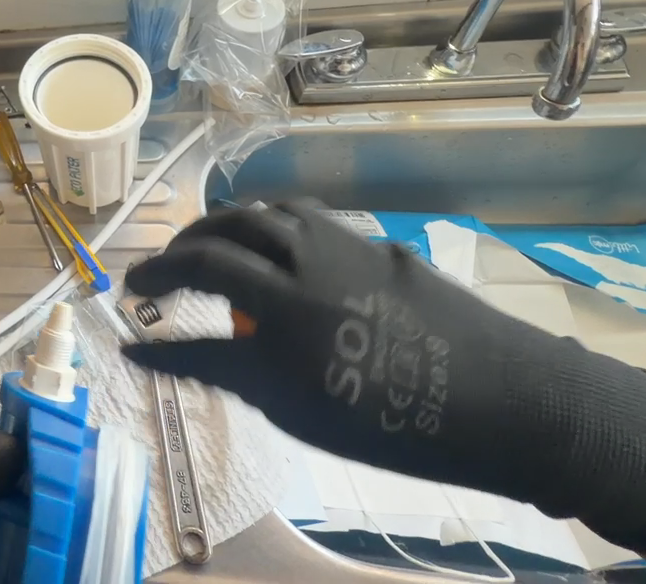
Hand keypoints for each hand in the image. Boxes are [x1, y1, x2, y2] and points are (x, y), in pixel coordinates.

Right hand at [121, 199, 645, 554]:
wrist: (517, 405)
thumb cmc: (404, 430)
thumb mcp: (305, 417)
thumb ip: (234, 374)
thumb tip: (171, 354)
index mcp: (287, 334)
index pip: (195, 324)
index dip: (155, 328)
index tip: (128, 329)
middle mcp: (300, 279)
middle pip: (210, 250)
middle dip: (167, 260)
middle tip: (150, 274)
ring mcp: (332, 249)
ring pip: (249, 214)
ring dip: (209, 228)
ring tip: (196, 245)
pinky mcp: (361, 237)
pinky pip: (294, 214)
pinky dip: (260, 221)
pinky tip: (262, 235)